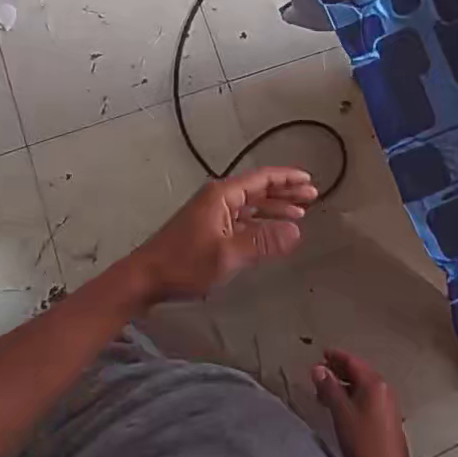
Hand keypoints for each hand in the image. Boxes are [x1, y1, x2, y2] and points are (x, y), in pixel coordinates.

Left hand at [122, 167, 318, 304]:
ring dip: (274, 208)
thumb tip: (297, 232)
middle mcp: (218, 198)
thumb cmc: (184, 263)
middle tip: (312, 197)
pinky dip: (260, 222)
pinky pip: (242, 219)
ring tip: (299, 214)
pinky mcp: (208, 229)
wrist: (145, 278)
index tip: (310, 180)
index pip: (262, 179)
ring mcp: (212, 213)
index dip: (287, 179)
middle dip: (285, 192)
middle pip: (258, 189)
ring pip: (251, 205)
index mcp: (222, 195)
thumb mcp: (228, 254)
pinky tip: (271, 232)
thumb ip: (263, 242)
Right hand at [312, 349, 411, 456]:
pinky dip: (353, 397)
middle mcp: (384, 389)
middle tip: (321, 371)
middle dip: (339, 371)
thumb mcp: (341, 413)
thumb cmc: (364, 443)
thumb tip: (318, 368)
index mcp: (375, 384)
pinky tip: (342, 408)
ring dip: (345, 386)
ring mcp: (388, 405)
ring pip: (363, 387)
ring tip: (326, 392)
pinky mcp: (389, 419)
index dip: (336, 356)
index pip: (353, 362)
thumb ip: (329, 388)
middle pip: (359, 373)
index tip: (322, 353)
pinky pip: (368, 399)